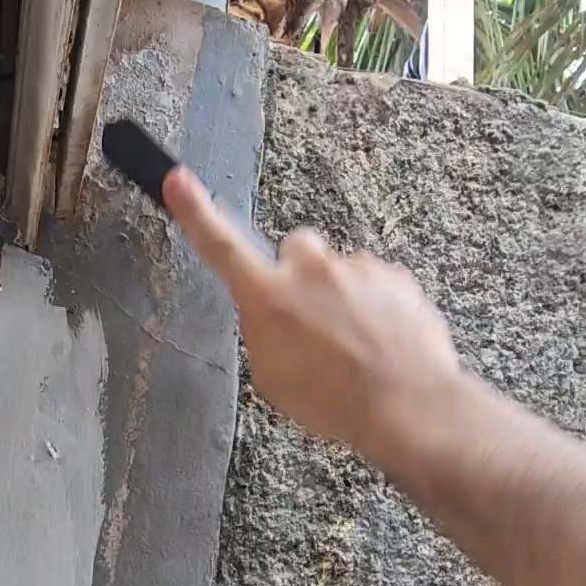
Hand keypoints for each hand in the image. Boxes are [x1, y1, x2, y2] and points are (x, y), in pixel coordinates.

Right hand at [162, 168, 468, 465]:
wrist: (407, 405)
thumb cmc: (332, 402)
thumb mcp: (273, 378)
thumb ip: (265, 332)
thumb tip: (273, 314)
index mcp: (269, 299)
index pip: (223, 248)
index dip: (197, 214)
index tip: (178, 180)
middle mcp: (311, 272)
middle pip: (296, 247)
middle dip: (300, 273)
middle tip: (312, 317)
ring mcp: (357, 269)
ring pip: (339, 271)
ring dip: (341, 297)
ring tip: (355, 346)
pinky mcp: (395, 276)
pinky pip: (376, 283)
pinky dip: (375, 307)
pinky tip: (380, 343)